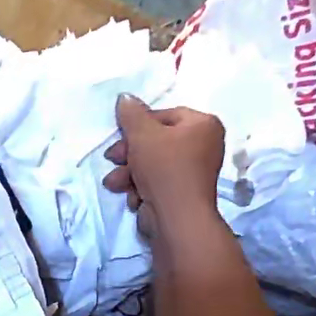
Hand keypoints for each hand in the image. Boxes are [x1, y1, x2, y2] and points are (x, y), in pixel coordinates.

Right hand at [102, 94, 226, 238]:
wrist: (176, 217)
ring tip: (115, 183)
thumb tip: (125, 97)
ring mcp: (192, 172)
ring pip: (151, 164)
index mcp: (203, 125)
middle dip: (129, 153)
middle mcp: (203, 146)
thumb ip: (131, 114)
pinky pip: (156, 183)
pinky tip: (133, 196)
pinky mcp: (180, 193)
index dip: (137, 126)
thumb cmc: (164, 168)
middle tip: (112, 159)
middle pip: (156, 142)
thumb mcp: (142, 135)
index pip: (164, 115)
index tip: (119, 136)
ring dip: (128, 173)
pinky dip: (140, 188)